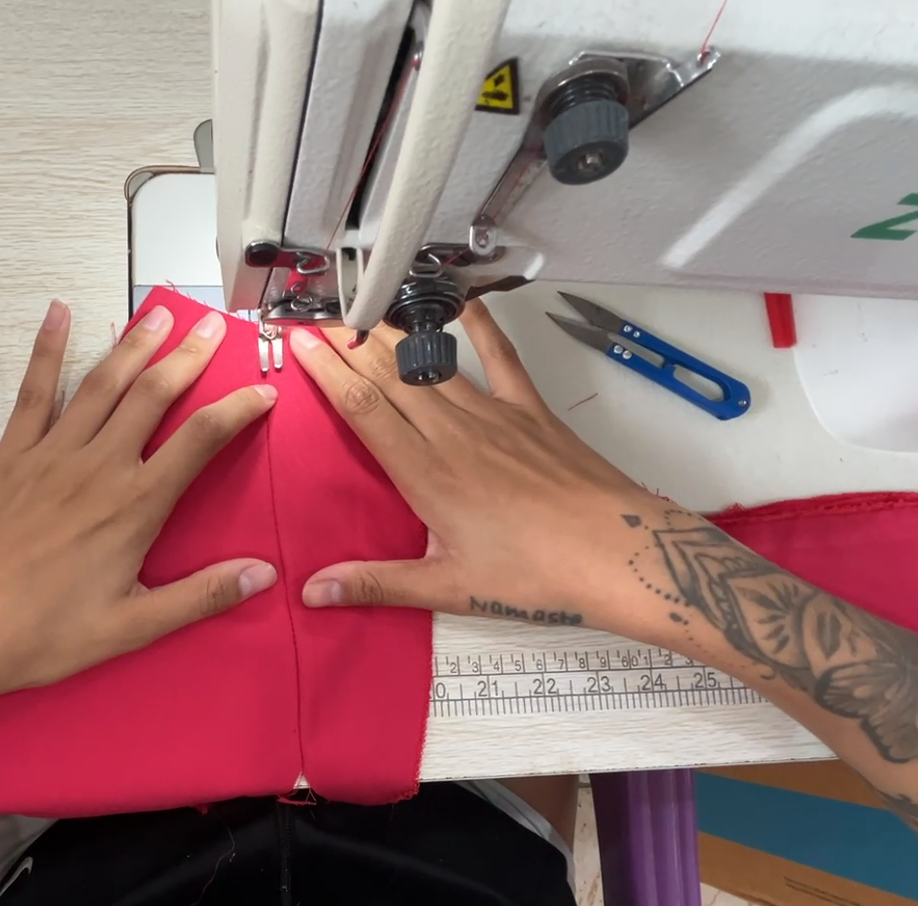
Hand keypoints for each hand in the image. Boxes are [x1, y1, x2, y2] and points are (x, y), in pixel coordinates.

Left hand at [0, 300, 278, 718]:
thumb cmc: (45, 633)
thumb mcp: (133, 626)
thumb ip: (201, 596)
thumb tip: (263, 574)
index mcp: (135, 506)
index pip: (200, 440)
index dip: (238, 411)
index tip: (263, 393)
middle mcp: (98, 466)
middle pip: (152, 394)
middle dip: (188, 355)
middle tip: (214, 325)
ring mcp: (51, 454)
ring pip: (102, 384)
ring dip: (134, 344)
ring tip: (159, 312)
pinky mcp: (12, 455)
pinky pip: (34, 391)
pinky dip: (46, 348)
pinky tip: (59, 313)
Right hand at [287, 300, 706, 647]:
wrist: (617, 554)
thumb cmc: (534, 574)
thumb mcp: (447, 587)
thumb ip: (376, 583)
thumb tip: (313, 591)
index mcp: (426, 473)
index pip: (364, 408)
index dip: (327, 373)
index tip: (300, 344)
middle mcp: (453, 433)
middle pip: (389, 375)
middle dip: (346, 342)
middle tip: (316, 317)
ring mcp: (493, 416)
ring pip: (430, 363)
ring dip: (391, 334)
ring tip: (361, 309)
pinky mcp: (529, 411)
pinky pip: (500, 357)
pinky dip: (480, 326)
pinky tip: (461, 302)